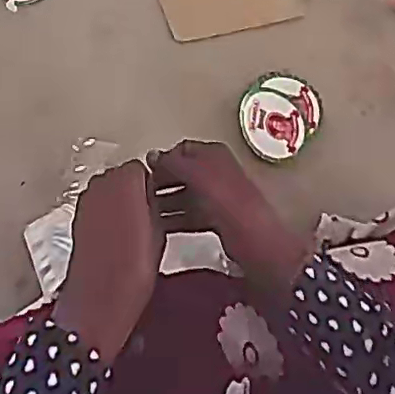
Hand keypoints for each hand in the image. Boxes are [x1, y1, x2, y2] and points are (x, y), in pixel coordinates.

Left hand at [55, 160, 161, 362]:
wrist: (99, 299)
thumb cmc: (133, 268)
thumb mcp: (159, 231)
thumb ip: (154, 203)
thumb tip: (151, 197)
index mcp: (127, 179)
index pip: (142, 168)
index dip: (150, 184)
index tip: (155, 199)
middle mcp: (103, 182)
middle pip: (121, 175)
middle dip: (132, 190)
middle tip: (144, 213)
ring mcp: (87, 199)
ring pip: (107, 190)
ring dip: (116, 200)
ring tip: (128, 227)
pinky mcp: (76, 216)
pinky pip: (95, 205)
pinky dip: (103, 213)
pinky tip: (113, 236)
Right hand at [152, 141, 305, 304]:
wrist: (256, 244)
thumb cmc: (229, 203)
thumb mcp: (199, 176)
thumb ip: (174, 164)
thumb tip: (152, 156)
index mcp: (214, 154)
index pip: (182, 149)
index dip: (163, 159)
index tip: (142, 172)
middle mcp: (216, 172)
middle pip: (182, 172)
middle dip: (161, 181)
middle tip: (138, 193)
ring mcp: (216, 197)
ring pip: (183, 195)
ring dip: (164, 202)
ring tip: (141, 212)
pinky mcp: (215, 221)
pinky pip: (188, 215)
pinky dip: (173, 219)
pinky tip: (157, 228)